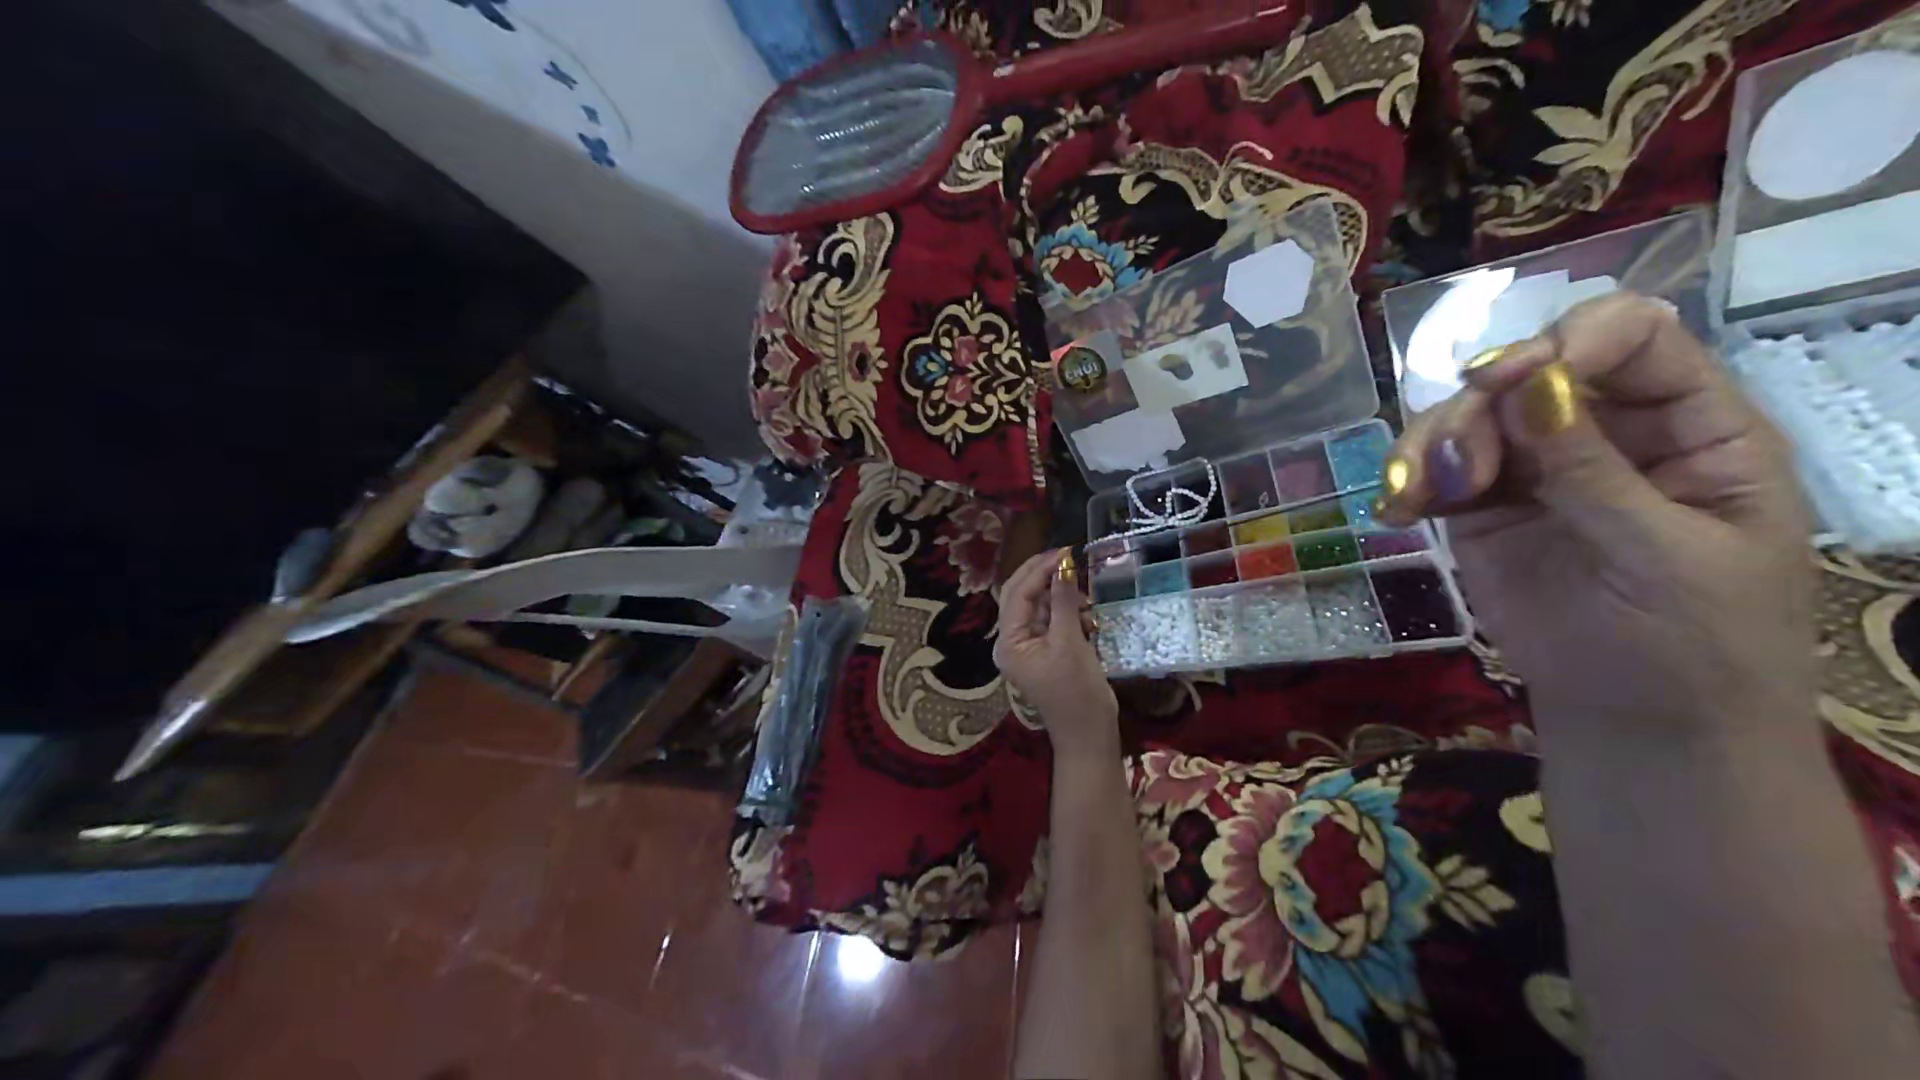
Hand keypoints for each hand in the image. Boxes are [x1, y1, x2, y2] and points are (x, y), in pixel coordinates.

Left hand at [994, 547, 1118, 757]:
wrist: (1089, 732)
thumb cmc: (1077, 690)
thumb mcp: (1070, 642)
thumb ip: (1063, 601)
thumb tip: (1063, 565)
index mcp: (1008, 641)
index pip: (1017, 593)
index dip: (1040, 569)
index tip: (1065, 551)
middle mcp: (1012, 640)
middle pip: (1021, 595)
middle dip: (1044, 575)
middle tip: (1069, 557)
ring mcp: (1028, 645)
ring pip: (1038, 605)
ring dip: (1060, 595)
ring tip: (1086, 599)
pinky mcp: (1046, 649)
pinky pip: (1052, 620)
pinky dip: (1068, 612)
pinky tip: (1088, 616)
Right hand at [1376, 293, 1813, 729]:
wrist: (1638, 721)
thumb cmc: (1694, 642)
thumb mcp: (1660, 553)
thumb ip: (1591, 470)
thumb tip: (1529, 383)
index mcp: (1691, 428)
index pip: (1632, 340)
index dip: (1568, 342)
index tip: (1503, 381)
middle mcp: (1607, 433)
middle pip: (1527, 374)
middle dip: (1476, 410)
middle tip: (1454, 468)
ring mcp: (1537, 471)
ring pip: (1468, 418)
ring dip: (1431, 446)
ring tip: (1416, 498)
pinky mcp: (1482, 510)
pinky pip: (1435, 471)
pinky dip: (1407, 482)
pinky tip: (1397, 511)